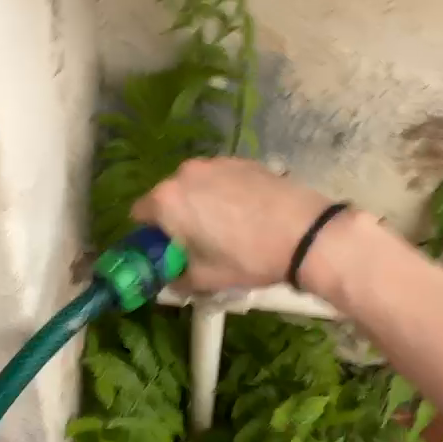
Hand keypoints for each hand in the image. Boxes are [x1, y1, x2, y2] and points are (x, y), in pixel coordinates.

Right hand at [132, 157, 339, 290]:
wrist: (304, 233)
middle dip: (176, 217)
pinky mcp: (243, 160)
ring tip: (226, 227)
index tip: (165, 250)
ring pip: (196, 186)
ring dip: (201, 203)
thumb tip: (170, 281)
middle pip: (168, 196)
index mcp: (166, 200)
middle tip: (197, 242)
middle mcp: (185, 173)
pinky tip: (246, 214)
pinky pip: (221, 178)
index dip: (149, 235)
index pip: (138, 214)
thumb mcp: (205, 279)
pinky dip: (225, 193)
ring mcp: (215, 162)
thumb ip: (177, 279)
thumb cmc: (246, 257)